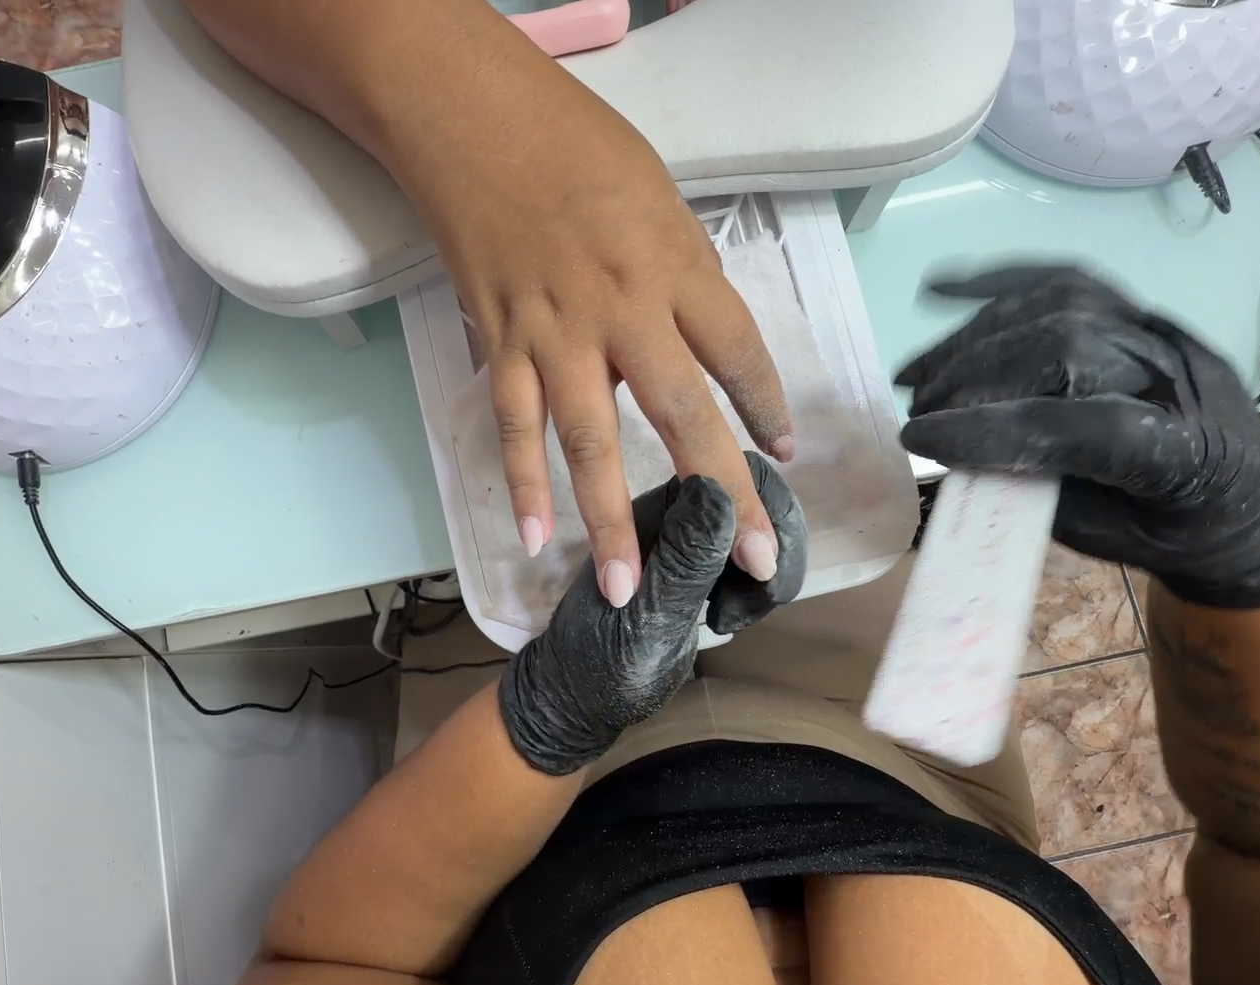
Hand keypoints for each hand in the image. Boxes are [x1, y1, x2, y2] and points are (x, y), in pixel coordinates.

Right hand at [411, 62, 791, 609]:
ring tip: (626, 587)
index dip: (768, 409)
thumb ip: (688, 282)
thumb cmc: (578, 151)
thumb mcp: (662, 203)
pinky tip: (533, 537)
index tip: (784, 456)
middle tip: (749, 560)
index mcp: (676, 268)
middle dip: (722, 493)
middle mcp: (622, 311)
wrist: (474, 121)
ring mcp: (556, 336)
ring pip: (589, 442)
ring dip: (609, 520)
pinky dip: (521, 484)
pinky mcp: (503, 346)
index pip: (740, 355)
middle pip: (683, 416)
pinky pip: (514, 426)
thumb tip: (711, 347)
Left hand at [500, 453, 806, 774]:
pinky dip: (759, 585)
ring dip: (770, 569)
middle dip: (774, 546)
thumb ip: (685, 560)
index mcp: (654, 511)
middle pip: (755, 493)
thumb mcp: (648, 621)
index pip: (731, 472)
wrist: (579, 699)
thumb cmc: (602, 666)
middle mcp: (674, 514)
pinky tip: (731, 617)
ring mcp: (689, 539)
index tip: (754, 579)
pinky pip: (750, 555)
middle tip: (757, 601)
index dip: (760, 519)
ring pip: (760, 526)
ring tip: (739, 615)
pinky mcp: (700, 566)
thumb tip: (718, 486)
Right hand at [896, 265, 1259, 608]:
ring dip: (970, 338)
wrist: (1246, 498)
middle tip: (919, 410)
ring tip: (917, 373)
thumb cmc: (1170, 530)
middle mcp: (1174, 374)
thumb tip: (959, 457)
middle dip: (970, 377)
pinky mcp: (1138, 313)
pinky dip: (999, 282)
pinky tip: (943, 289)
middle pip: (1060, 346)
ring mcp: (1158, 332)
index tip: (915, 439)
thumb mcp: (1103, 536)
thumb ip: (1036, 491)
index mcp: (1177, 450)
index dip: (985, 429)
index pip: (1074, 423)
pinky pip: (1067, 279)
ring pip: (1054, 306)